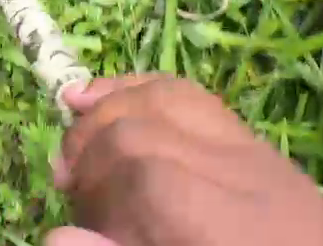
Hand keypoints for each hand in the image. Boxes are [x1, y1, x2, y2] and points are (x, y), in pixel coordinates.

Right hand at [47, 75, 322, 245]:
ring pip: (171, 96)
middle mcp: (266, 185)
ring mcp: (267, 158)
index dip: (102, 192)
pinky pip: (192, 97)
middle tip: (70, 192)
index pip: (155, 179)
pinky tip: (96, 100)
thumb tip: (55, 235)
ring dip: (107, 111)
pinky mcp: (261, 150)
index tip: (78, 224)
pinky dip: (137, 91)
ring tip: (76, 154)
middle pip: (152, 131)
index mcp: (249, 236)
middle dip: (93, 153)